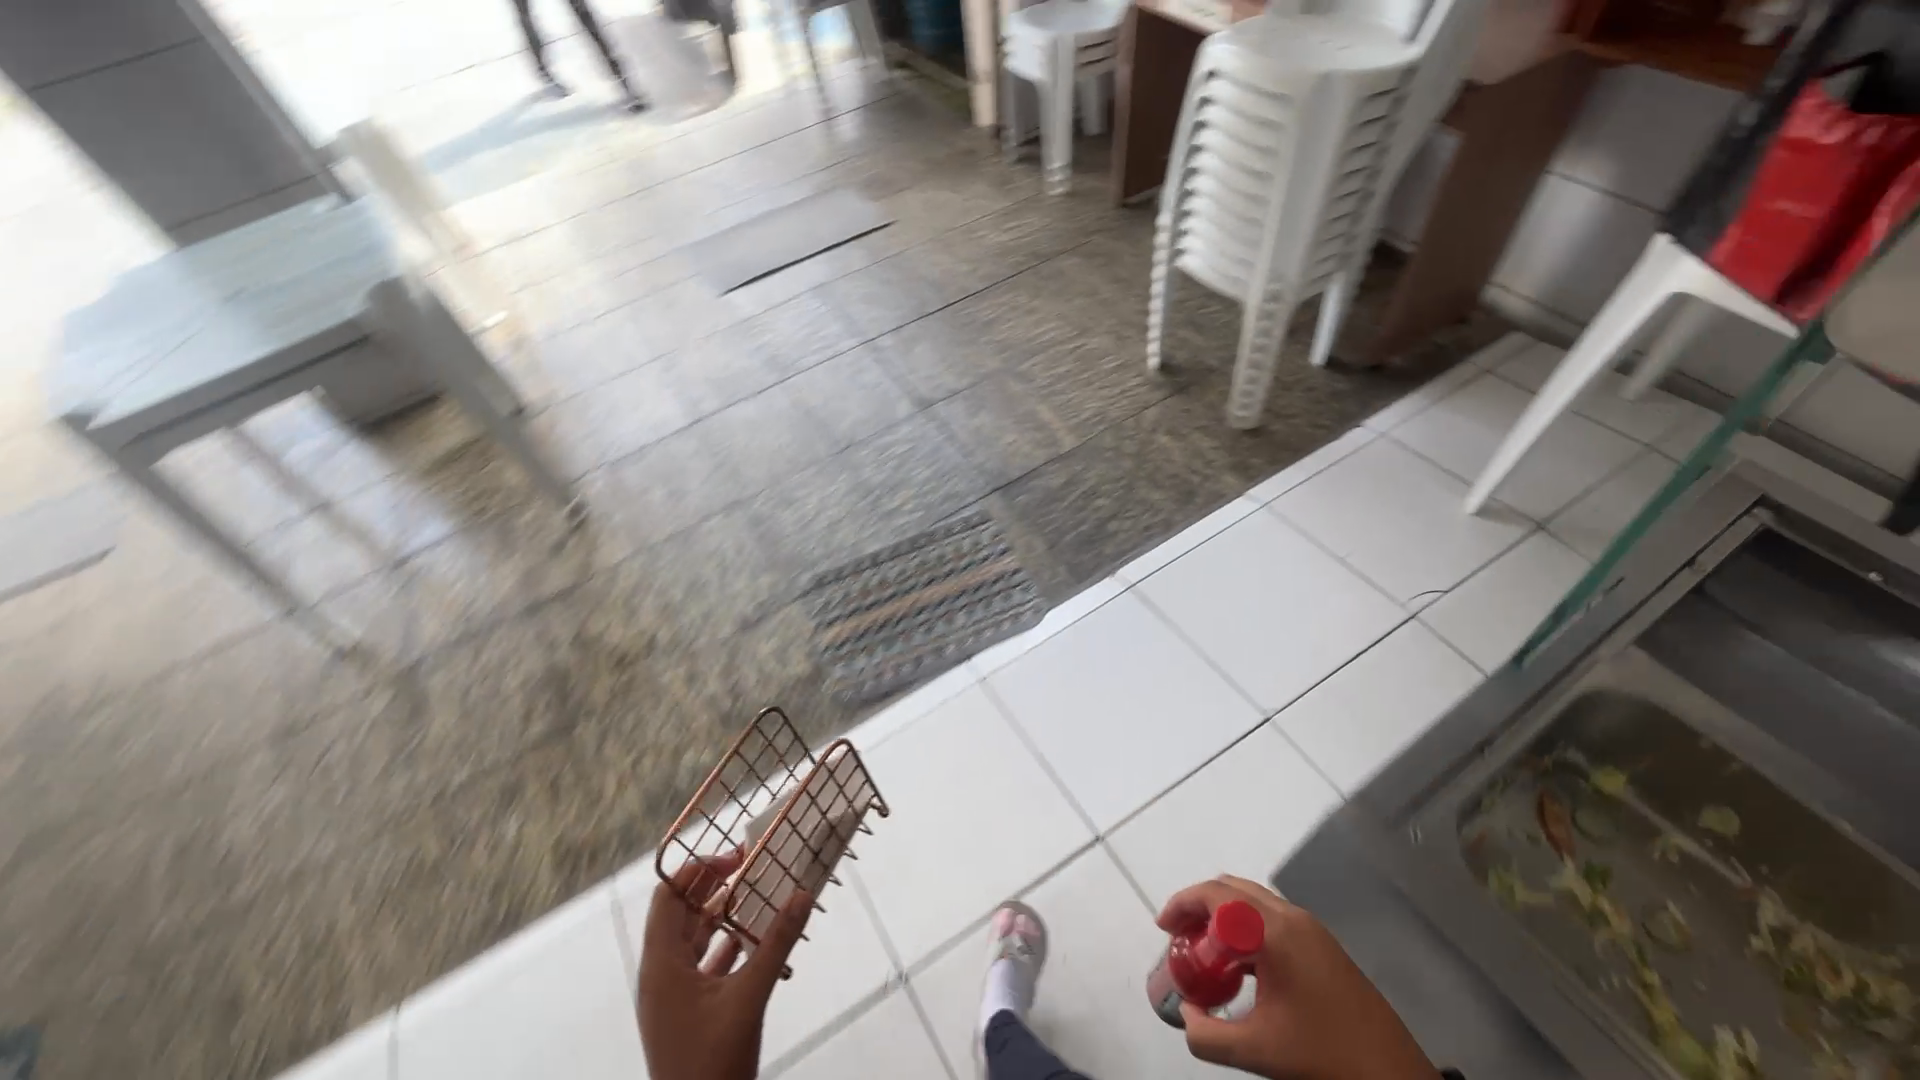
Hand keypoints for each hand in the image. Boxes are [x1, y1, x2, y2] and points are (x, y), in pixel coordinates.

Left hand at [637, 851, 812, 1079]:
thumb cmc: (713, 1062)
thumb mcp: (749, 998)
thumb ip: (776, 943)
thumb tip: (802, 894)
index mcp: (661, 965)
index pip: (669, 896)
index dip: (698, 869)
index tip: (738, 856)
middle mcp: (660, 974)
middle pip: (679, 914)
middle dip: (711, 886)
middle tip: (750, 865)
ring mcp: (671, 997)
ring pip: (691, 940)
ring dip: (719, 915)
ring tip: (755, 893)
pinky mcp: (686, 1014)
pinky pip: (702, 966)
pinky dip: (724, 946)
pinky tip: (751, 938)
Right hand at [1157, 875, 1439, 1079]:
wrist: (1392, 1075)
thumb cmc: (1323, 1054)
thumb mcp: (1256, 1051)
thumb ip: (1207, 1034)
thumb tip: (1187, 1015)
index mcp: (1276, 933)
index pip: (1218, 895)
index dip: (1184, 903)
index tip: (1165, 928)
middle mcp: (1294, 919)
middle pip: (1233, 889)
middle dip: (1199, 905)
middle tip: (1178, 935)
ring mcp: (1312, 931)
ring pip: (1253, 902)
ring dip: (1222, 916)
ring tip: (1202, 951)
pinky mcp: (1323, 947)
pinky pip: (1271, 919)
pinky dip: (1244, 929)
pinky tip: (1238, 966)